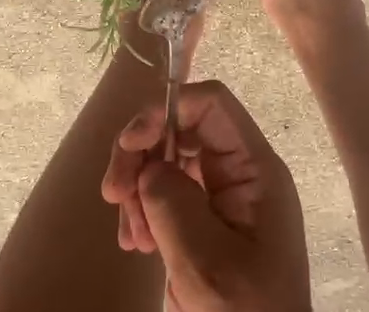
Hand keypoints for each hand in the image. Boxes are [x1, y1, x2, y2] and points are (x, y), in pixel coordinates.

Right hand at [103, 81, 310, 311]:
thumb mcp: (207, 262)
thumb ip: (174, 204)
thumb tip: (148, 167)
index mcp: (255, 169)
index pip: (212, 105)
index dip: (168, 108)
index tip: (130, 142)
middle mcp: (240, 174)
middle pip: (181, 130)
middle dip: (141, 155)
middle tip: (113, 194)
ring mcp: (222, 198)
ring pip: (167, 162)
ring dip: (138, 189)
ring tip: (131, 237)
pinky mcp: (205, 223)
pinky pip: (166, 196)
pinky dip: (143, 211)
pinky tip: (135, 244)